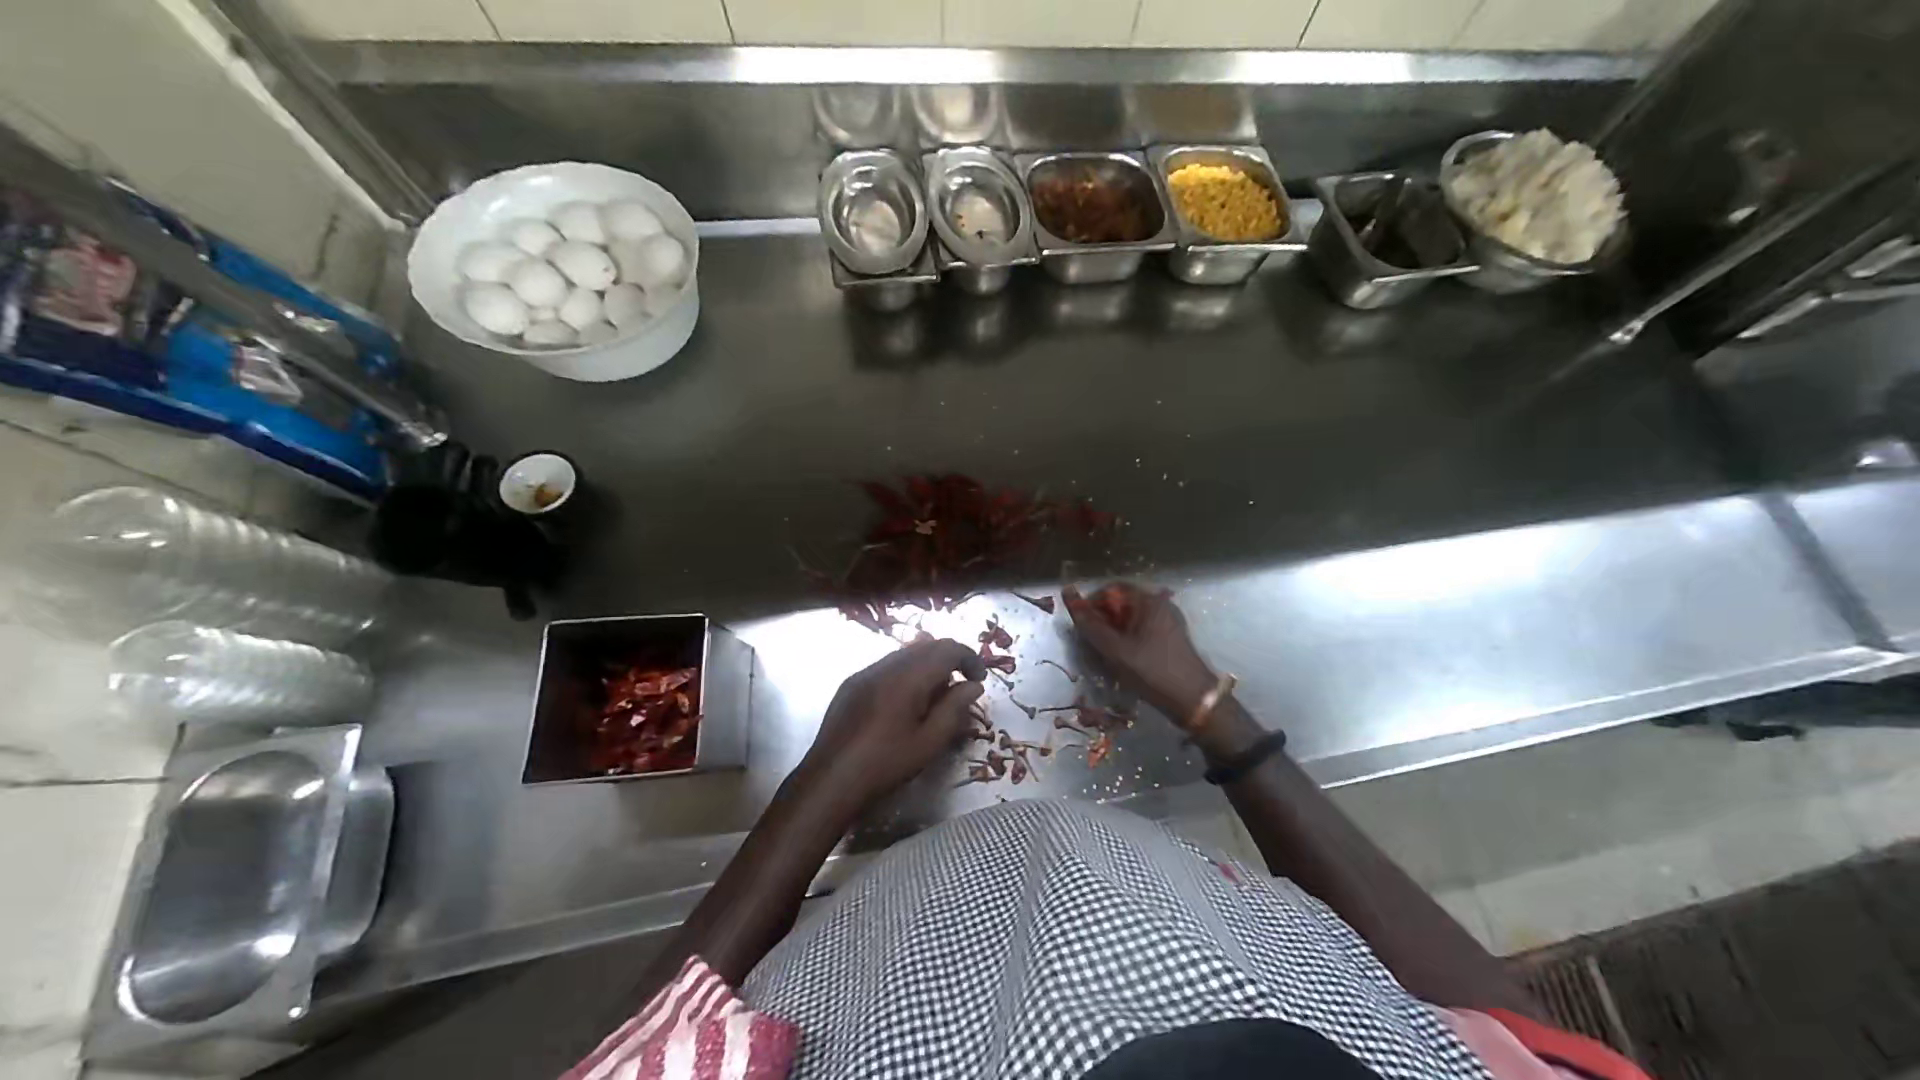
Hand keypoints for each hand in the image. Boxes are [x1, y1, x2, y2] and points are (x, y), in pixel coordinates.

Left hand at [792, 639, 986, 817]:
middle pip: (925, 646)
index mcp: (907, 678)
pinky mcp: (850, 685)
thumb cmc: (885, 765)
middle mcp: (884, 666)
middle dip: (950, 660)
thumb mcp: (929, 742)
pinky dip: (905, 674)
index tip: (980, 679)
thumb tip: (973, 686)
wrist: (830, 781)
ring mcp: (864, 673)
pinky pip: (886, 667)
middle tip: (962, 687)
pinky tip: (906, 704)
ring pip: (905, 655)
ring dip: (927, 667)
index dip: (969, 658)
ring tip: (935, 698)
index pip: (947, 649)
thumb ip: (955, 708)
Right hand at [1063, 583, 1217, 722]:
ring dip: (1112, 633)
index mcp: (1148, 601)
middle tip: (1091, 643)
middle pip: (1120, 603)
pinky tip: (1121, 660)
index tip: (1081, 626)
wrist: (1193, 700)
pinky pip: (1139, 630)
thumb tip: (1068, 593)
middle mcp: (1159, 605)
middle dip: (1101, 620)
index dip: (1091, 603)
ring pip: (1129, 619)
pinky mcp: (1168, 638)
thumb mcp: (1116, 650)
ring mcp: (1166, 622)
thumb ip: (1090, 624)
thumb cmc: (1152, 671)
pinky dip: (1125, 640)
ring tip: (1104, 654)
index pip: (1111, 589)